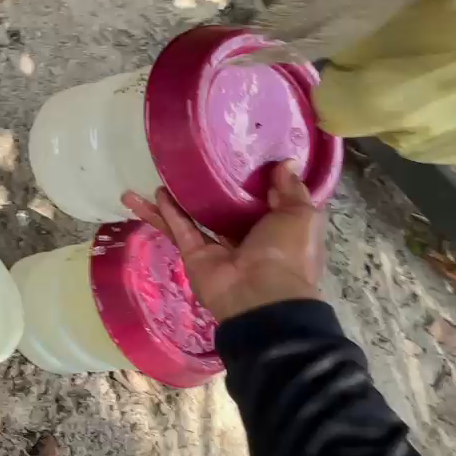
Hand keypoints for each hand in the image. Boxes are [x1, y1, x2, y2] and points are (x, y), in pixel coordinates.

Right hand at [122, 161, 324, 322]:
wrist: (260, 294)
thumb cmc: (287, 253)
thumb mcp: (301, 217)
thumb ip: (291, 190)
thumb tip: (287, 162)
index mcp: (276, 230)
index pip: (262, 203)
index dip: (251, 184)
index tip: (238, 160)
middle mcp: (246, 238)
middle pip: (221, 210)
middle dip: (206, 193)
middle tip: (191, 169)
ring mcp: (217, 246)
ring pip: (192, 218)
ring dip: (173, 203)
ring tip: (155, 180)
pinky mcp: (193, 254)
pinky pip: (179, 229)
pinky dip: (167, 213)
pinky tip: (155, 194)